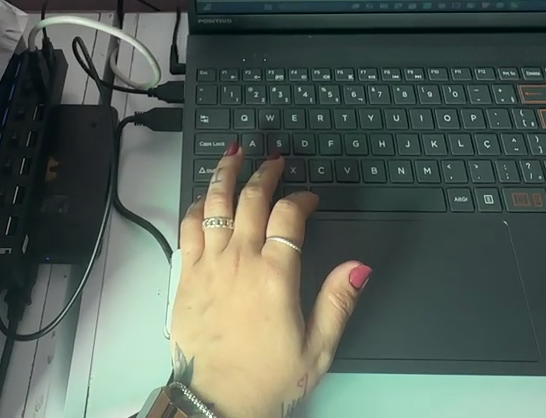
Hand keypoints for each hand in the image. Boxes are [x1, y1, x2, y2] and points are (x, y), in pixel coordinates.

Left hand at [173, 143, 369, 417]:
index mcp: (274, 275)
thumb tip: (358, 267)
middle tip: (274, 159)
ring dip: (226, 172)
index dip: (302, 198)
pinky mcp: (188, 274)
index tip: (308, 198)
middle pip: (252, 197)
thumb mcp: (317, 348)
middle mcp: (240, 260)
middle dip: (265, 171)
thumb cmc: (266, 377)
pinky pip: (189, 226)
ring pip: (216, 201)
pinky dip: (198, 204)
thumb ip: (338, 301)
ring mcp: (210, 263)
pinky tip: (206, 195)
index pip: (290, 216)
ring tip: (234, 152)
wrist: (217, 402)